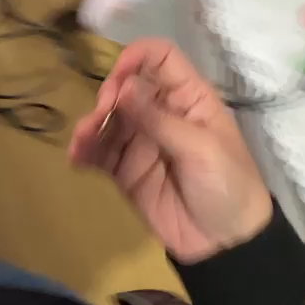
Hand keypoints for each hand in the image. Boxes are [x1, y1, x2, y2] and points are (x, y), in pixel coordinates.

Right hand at [69, 38, 273, 263]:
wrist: (227, 247)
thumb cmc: (228, 185)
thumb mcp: (200, 149)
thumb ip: (159, 119)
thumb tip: (123, 86)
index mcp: (189, 98)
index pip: (161, 58)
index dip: (138, 57)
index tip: (119, 76)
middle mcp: (162, 112)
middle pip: (127, 86)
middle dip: (109, 94)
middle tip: (102, 113)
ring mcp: (142, 141)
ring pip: (109, 119)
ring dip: (91, 123)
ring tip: (81, 139)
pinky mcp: (126, 170)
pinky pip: (100, 152)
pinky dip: (85, 150)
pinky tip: (76, 157)